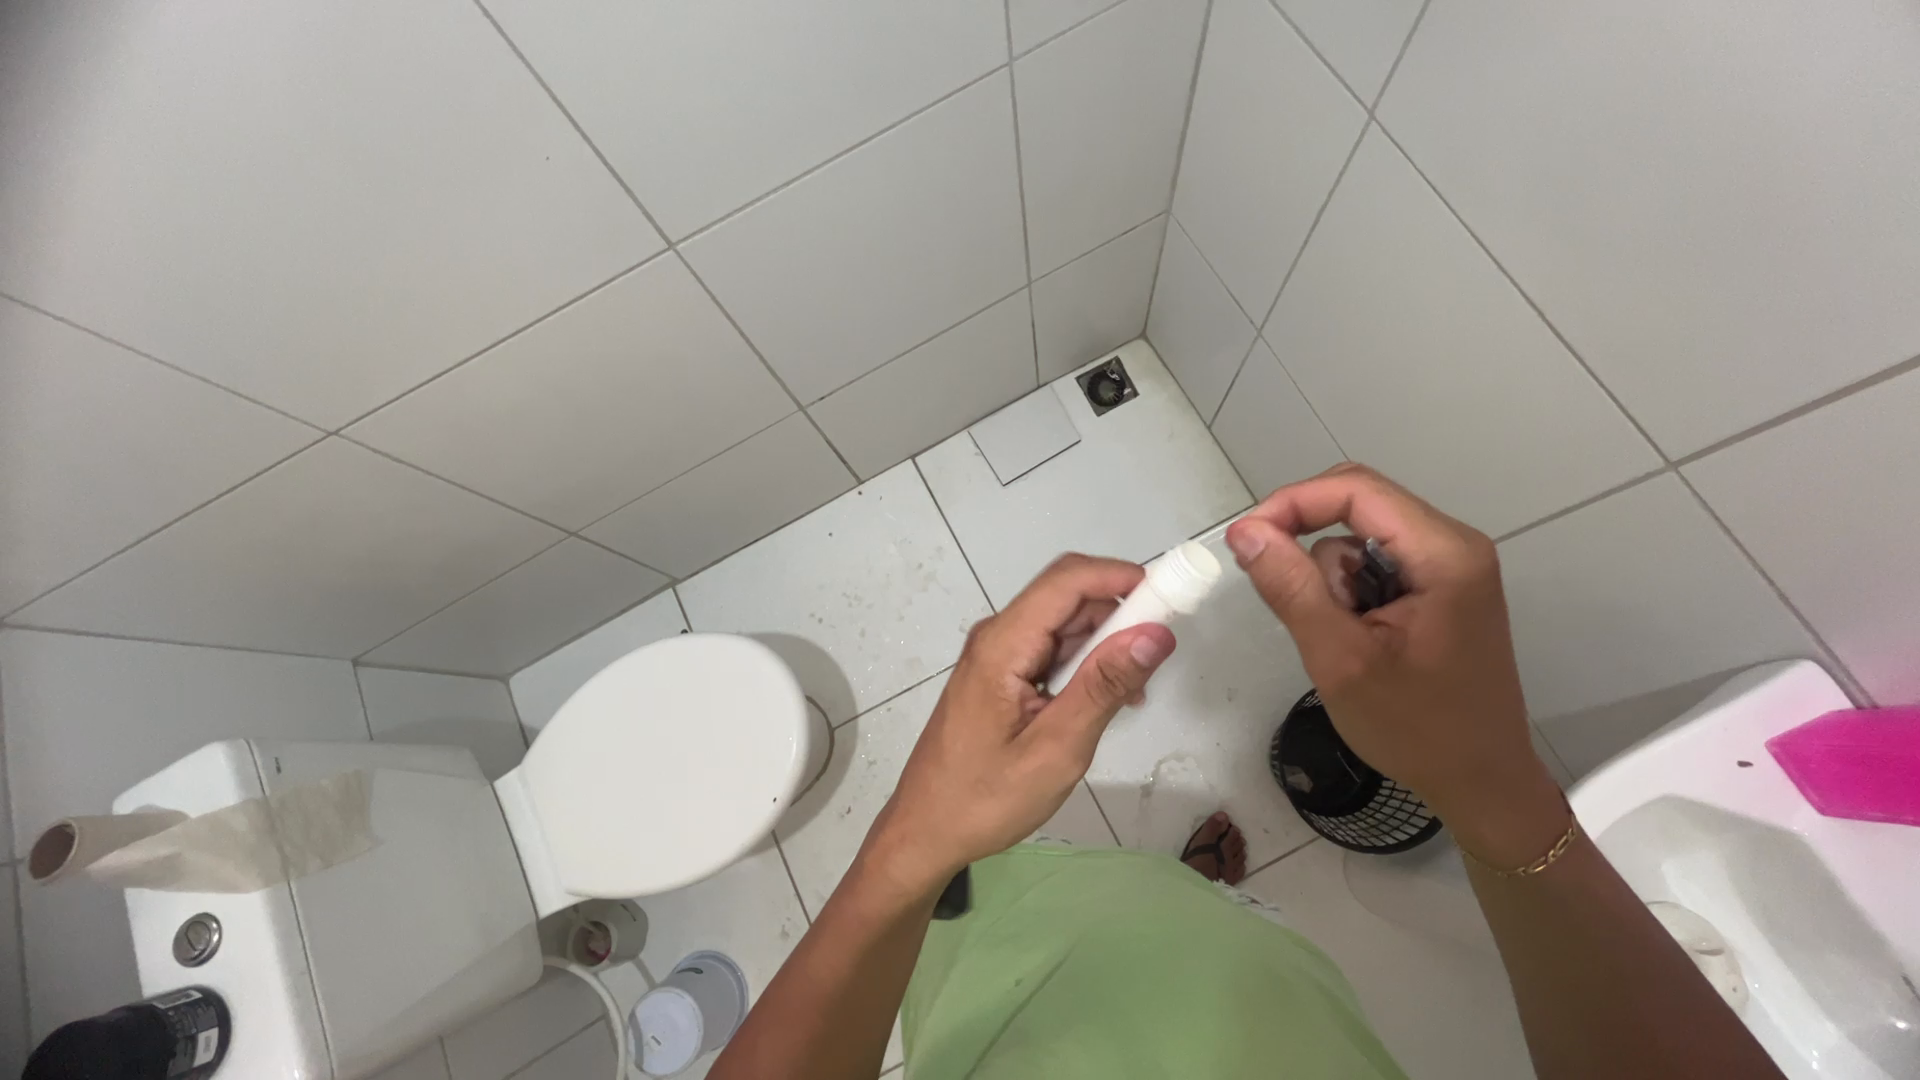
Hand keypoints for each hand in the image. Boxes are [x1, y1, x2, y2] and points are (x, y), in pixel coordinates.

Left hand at [862, 554, 1175, 895]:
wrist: (926, 830)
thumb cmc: (985, 798)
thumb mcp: (1056, 749)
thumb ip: (1103, 686)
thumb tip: (1156, 633)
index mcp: (1003, 644)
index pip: (1067, 580)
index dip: (1121, 576)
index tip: (1171, 598)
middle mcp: (998, 636)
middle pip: (1067, 597)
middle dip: (1119, 612)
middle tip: (1159, 656)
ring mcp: (997, 655)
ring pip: (1063, 624)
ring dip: (1105, 644)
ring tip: (1132, 692)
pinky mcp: (1000, 675)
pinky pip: (1050, 650)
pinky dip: (1084, 664)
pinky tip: (1104, 700)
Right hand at [1225, 464, 1563, 863]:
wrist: (1480, 783)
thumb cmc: (1415, 727)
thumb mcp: (1339, 658)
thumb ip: (1290, 587)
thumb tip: (1244, 531)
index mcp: (1443, 553)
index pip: (1355, 490)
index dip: (1291, 503)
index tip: (1244, 542)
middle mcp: (1452, 544)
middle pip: (1358, 504)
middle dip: (1307, 541)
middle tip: (1282, 591)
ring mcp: (1448, 566)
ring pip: (1358, 537)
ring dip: (1329, 577)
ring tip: (1337, 637)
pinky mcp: (1438, 587)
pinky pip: (1373, 563)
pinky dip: (1345, 590)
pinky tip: (1353, 635)